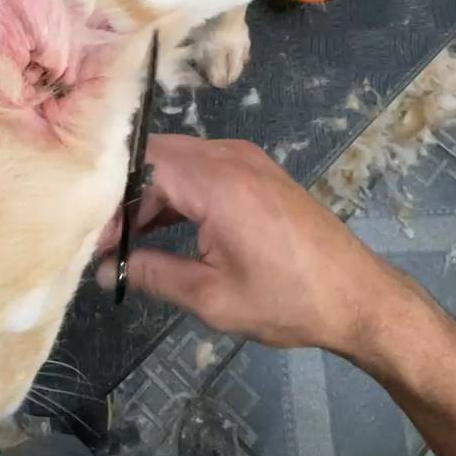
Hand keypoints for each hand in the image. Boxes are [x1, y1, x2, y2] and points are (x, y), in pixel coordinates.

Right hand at [94, 135, 404, 354]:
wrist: (360, 296)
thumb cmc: (288, 300)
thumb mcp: (213, 298)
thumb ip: (153, 275)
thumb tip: (105, 271)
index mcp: (218, 182)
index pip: (142, 165)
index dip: (111, 197)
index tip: (95, 236)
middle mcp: (230, 156)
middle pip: (156, 155)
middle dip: (124, 193)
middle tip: (105, 237)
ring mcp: (246, 158)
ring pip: (176, 159)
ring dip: (149, 193)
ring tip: (128, 238)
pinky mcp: (255, 169)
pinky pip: (201, 167)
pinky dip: (177, 191)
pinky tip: (162, 227)